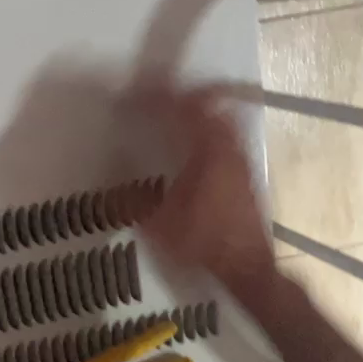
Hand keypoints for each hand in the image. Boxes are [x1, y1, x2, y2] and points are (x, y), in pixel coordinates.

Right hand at [141, 85, 278, 296]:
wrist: (247, 268)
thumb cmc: (203, 245)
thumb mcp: (158, 225)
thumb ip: (135, 199)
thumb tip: (115, 178)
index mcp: (207, 153)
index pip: (182, 109)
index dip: (157, 96)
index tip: (135, 93)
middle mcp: (229, 148)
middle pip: (208, 102)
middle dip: (181, 93)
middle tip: (157, 93)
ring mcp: (242, 160)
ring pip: (221, 118)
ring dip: (197, 110)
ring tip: (173, 112)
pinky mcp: (246, 173)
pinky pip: (226, 135)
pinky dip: (207, 129)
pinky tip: (192, 145)